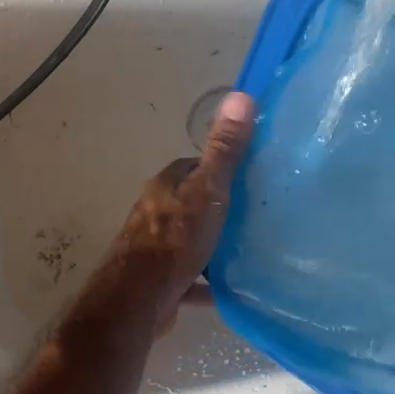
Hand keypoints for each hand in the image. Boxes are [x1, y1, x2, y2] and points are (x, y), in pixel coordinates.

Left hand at [110, 92, 255, 332]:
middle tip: (254, 215)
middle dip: (217, 208)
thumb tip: (241, 95)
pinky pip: (189, 278)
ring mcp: (154, 248)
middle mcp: (154, 212)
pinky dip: (206, 282)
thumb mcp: (207, 190)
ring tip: (247, 250)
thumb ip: (224, 151)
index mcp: (164, 186)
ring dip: (211, 245)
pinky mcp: (158, 281)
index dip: (220, 169)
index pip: (194, 167)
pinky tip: (229, 289)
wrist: (140, 297)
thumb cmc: (175, 240)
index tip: (250, 177)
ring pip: (188, 241)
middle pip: (190, 204)